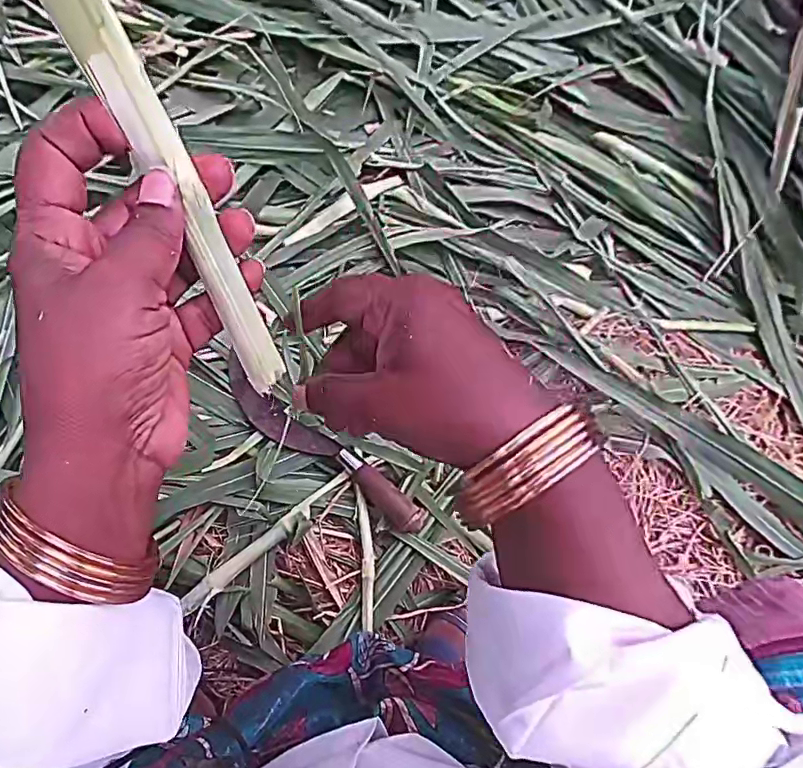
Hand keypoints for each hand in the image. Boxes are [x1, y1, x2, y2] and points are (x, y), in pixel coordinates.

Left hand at [8, 98, 262, 569]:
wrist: (109, 456)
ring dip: (207, 240)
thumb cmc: (91, 371)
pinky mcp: (162, 341)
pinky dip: (221, 291)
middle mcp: (90, 272)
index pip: (55, 165)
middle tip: (216, 177)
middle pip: (132, 209)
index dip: (87, 132)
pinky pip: (195, 304)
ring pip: (171, 256)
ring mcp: (129, 308)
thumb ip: (148, 233)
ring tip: (241, 227)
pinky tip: (249, 277)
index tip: (133, 125)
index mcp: (53, 247)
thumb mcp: (115, 288)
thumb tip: (166, 188)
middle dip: (174, 189)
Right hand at [292, 274, 554, 468]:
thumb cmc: (451, 407)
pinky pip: (401, 360)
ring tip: (351, 420)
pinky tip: (375, 415)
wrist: (514, 436)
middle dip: (336, 368)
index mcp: (404, 301)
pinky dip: (382, 383)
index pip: (342, 295)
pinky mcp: (449, 351)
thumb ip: (331, 395)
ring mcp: (439, 327)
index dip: (309, 315)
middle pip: (358, 329)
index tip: (288, 332)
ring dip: (357, 383)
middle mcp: (423, 304)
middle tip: (324, 404)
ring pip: (378, 349)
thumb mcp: (378, 403)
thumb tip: (302, 394)